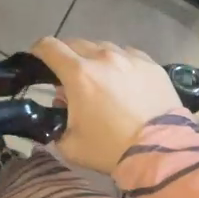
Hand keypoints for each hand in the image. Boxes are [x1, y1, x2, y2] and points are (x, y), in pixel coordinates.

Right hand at [33, 37, 186, 173]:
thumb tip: (60, 107)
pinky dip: (118, 63)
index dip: (37, 50)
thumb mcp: (69, 144)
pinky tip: (122, 81)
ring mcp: (130, 59)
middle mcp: (102, 58)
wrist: (162, 154)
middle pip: (74, 43)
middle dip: (65, 56)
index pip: (48, 46)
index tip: (36, 60)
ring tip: (98, 78)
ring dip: (93, 58)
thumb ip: (54, 123)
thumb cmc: (111, 149)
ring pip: (102, 47)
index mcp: (78, 74)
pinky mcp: (151, 65)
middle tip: (67, 76)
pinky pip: (127, 55)